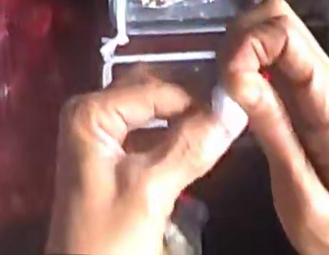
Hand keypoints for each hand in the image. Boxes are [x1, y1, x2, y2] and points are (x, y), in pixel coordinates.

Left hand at [46, 70, 246, 253]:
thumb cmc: (109, 244)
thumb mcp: (150, 194)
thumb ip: (189, 148)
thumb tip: (233, 111)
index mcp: (91, 112)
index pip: (151, 88)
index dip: (194, 93)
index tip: (238, 99)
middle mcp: (91, 113)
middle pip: (148, 92)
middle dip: (188, 97)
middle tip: (231, 104)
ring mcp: (99, 136)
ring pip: (149, 112)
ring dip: (183, 115)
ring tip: (223, 118)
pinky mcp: (110, 161)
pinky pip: (146, 135)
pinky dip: (173, 136)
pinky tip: (200, 141)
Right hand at [220, 0, 328, 254]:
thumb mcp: (304, 199)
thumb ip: (273, 134)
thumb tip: (234, 75)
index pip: (285, 31)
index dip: (248, 42)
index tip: (226, 80)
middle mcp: (326, 78)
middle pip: (278, 15)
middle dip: (240, 35)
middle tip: (221, 79)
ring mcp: (315, 80)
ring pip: (271, 25)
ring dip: (239, 43)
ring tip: (226, 86)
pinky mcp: (301, 89)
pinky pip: (269, 50)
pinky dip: (244, 56)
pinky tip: (236, 88)